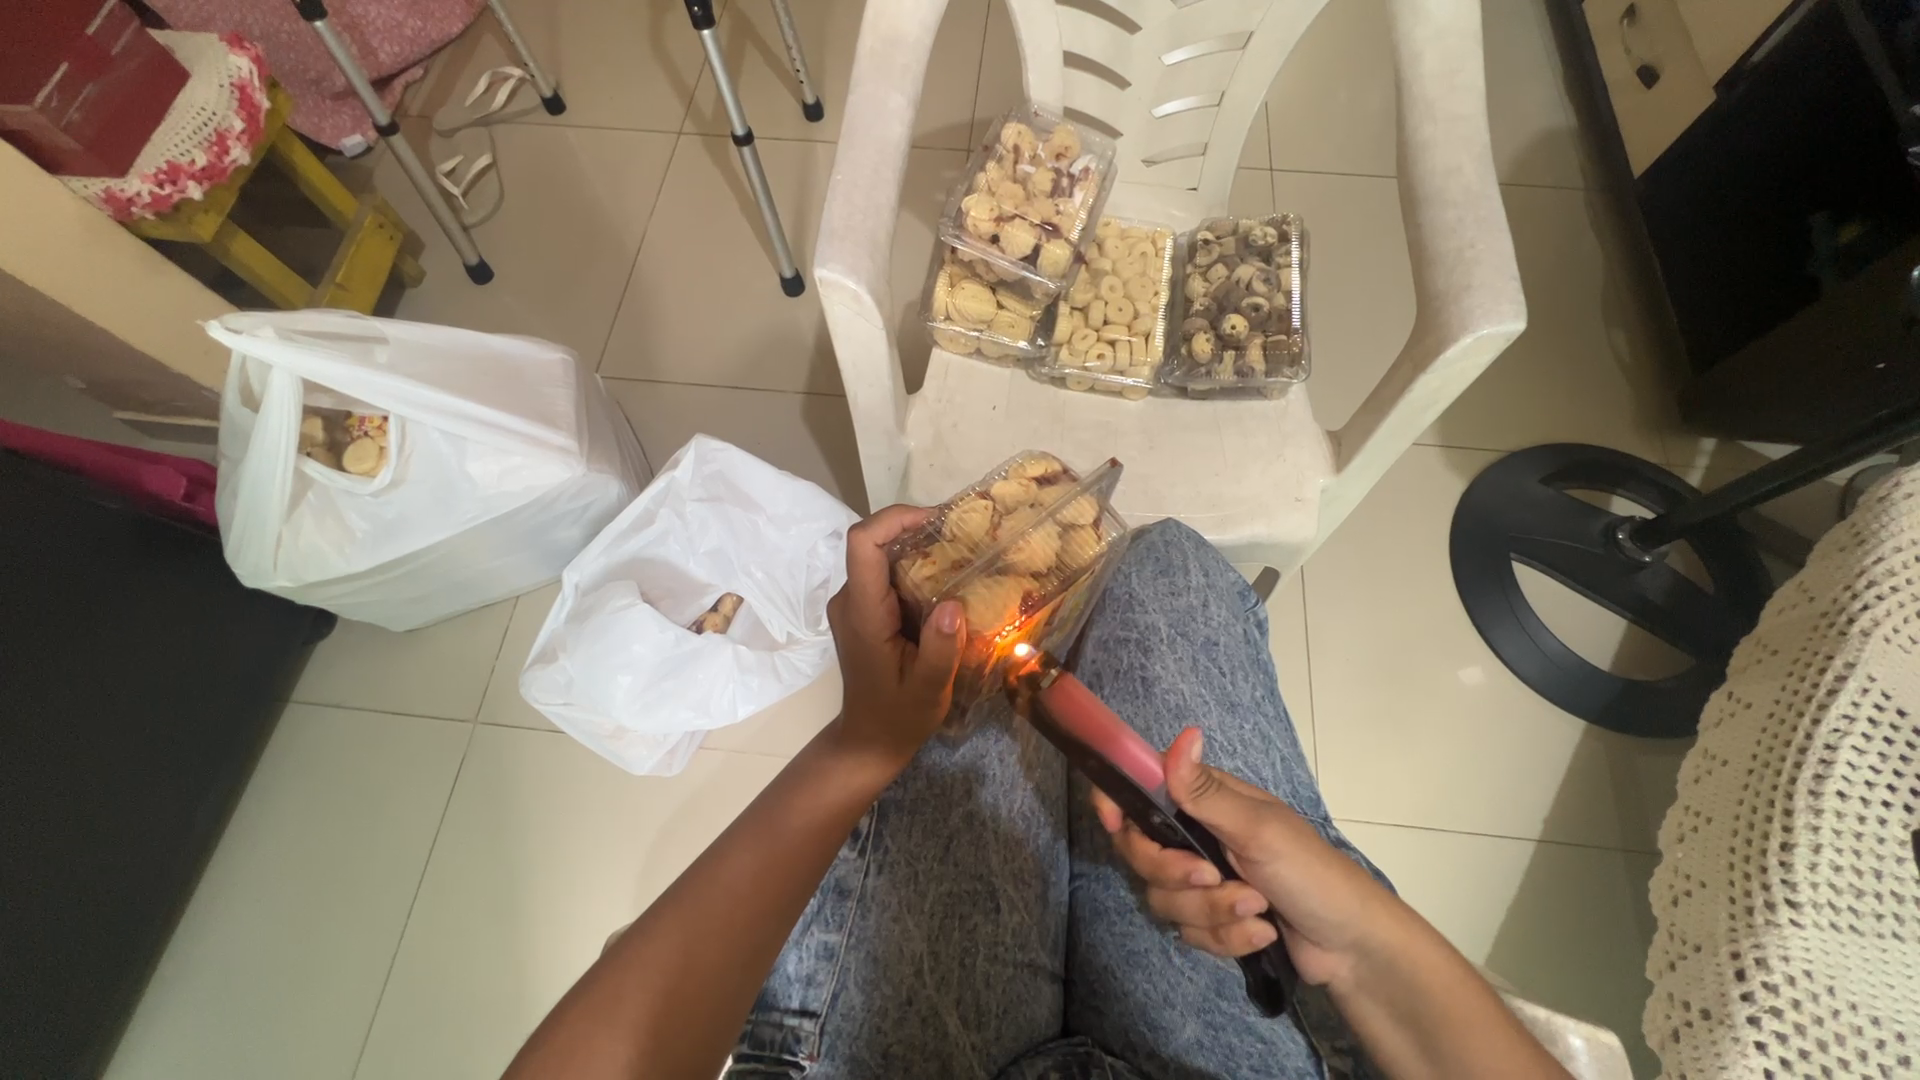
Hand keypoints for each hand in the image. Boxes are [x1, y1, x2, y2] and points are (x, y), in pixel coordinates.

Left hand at [825, 505, 966, 767]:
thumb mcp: (928, 689)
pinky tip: (948, 581)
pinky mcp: (865, 609)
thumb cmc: (899, 716)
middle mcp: (850, 599)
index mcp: (863, 612)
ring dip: (919, 549)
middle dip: (917, 531)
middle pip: (874, 542)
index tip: (937, 521)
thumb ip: (941, 648)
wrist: (869, 739)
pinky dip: (917, 568)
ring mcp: (855, 603)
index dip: (894, 519)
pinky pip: (887, 574)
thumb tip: (954, 604)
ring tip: (963, 555)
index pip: (863, 544)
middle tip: (964, 538)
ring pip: (882, 556)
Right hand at [1093, 728, 1404, 988]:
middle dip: (1175, 874)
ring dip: (1213, 911)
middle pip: (1140, 851)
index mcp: (1201, 799)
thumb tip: (1183, 733)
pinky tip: (1260, 932)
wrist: (1350, 946)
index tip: (1114, 824)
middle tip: (1212, 876)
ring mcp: (1199, 878)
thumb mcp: (1257, 828)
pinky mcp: (1209, 917)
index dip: (1115, 803)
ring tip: (1257, 908)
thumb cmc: (1309, 871)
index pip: (1138, 789)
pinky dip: (1224, 937)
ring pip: (1163, 897)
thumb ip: (1205, 791)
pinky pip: (1187, 930)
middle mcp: (1192, 833)